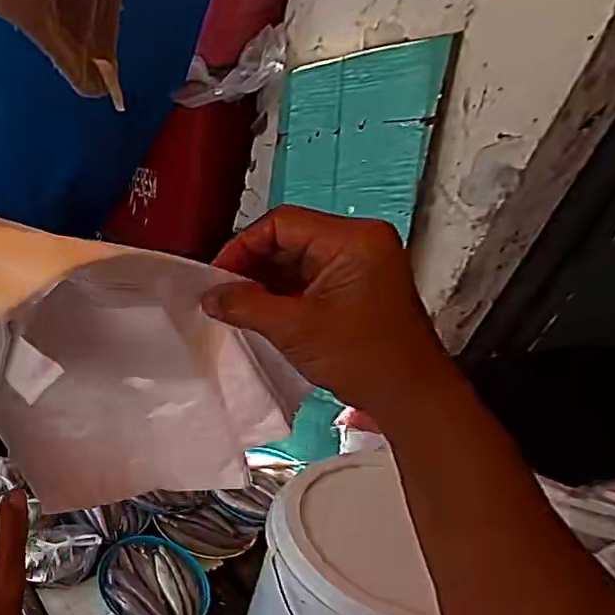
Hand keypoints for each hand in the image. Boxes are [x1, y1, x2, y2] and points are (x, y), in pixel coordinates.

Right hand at [203, 206, 463, 419]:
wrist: (404, 390)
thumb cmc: (364, 356)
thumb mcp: (292, 328)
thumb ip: (244, 305)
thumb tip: (210, 296)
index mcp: (352, 241)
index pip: (281, 224)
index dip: (241, 247)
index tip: (217, 277)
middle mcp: (356, 244)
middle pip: (283, 239)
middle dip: (247, 266)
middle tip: (220, 295)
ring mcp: (352, 265)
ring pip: (287, 260)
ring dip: (257, 282)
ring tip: (234, 307)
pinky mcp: (345, 286)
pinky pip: (298, 278)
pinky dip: (272, 293)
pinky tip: (254, 313)